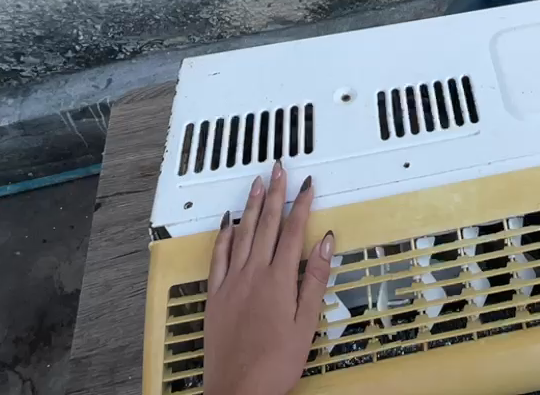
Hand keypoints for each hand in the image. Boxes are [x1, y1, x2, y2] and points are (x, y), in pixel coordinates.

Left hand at [202, 163, 334, 394]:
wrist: (238, 394)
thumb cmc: (278, 362)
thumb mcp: (306, 324)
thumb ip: (315, 280)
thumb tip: (325, 241)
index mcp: (279, 279)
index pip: (293, 231)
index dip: (301, 204)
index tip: (308, 183)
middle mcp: (254, 273)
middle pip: (266, 224)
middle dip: (275, 193)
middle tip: (279, 167)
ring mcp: (232, 282)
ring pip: (242, 233)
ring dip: (251, 205)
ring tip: (256, 181)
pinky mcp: (215, 295)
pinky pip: (218, 257)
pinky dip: (224, 235)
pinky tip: (229, 220)